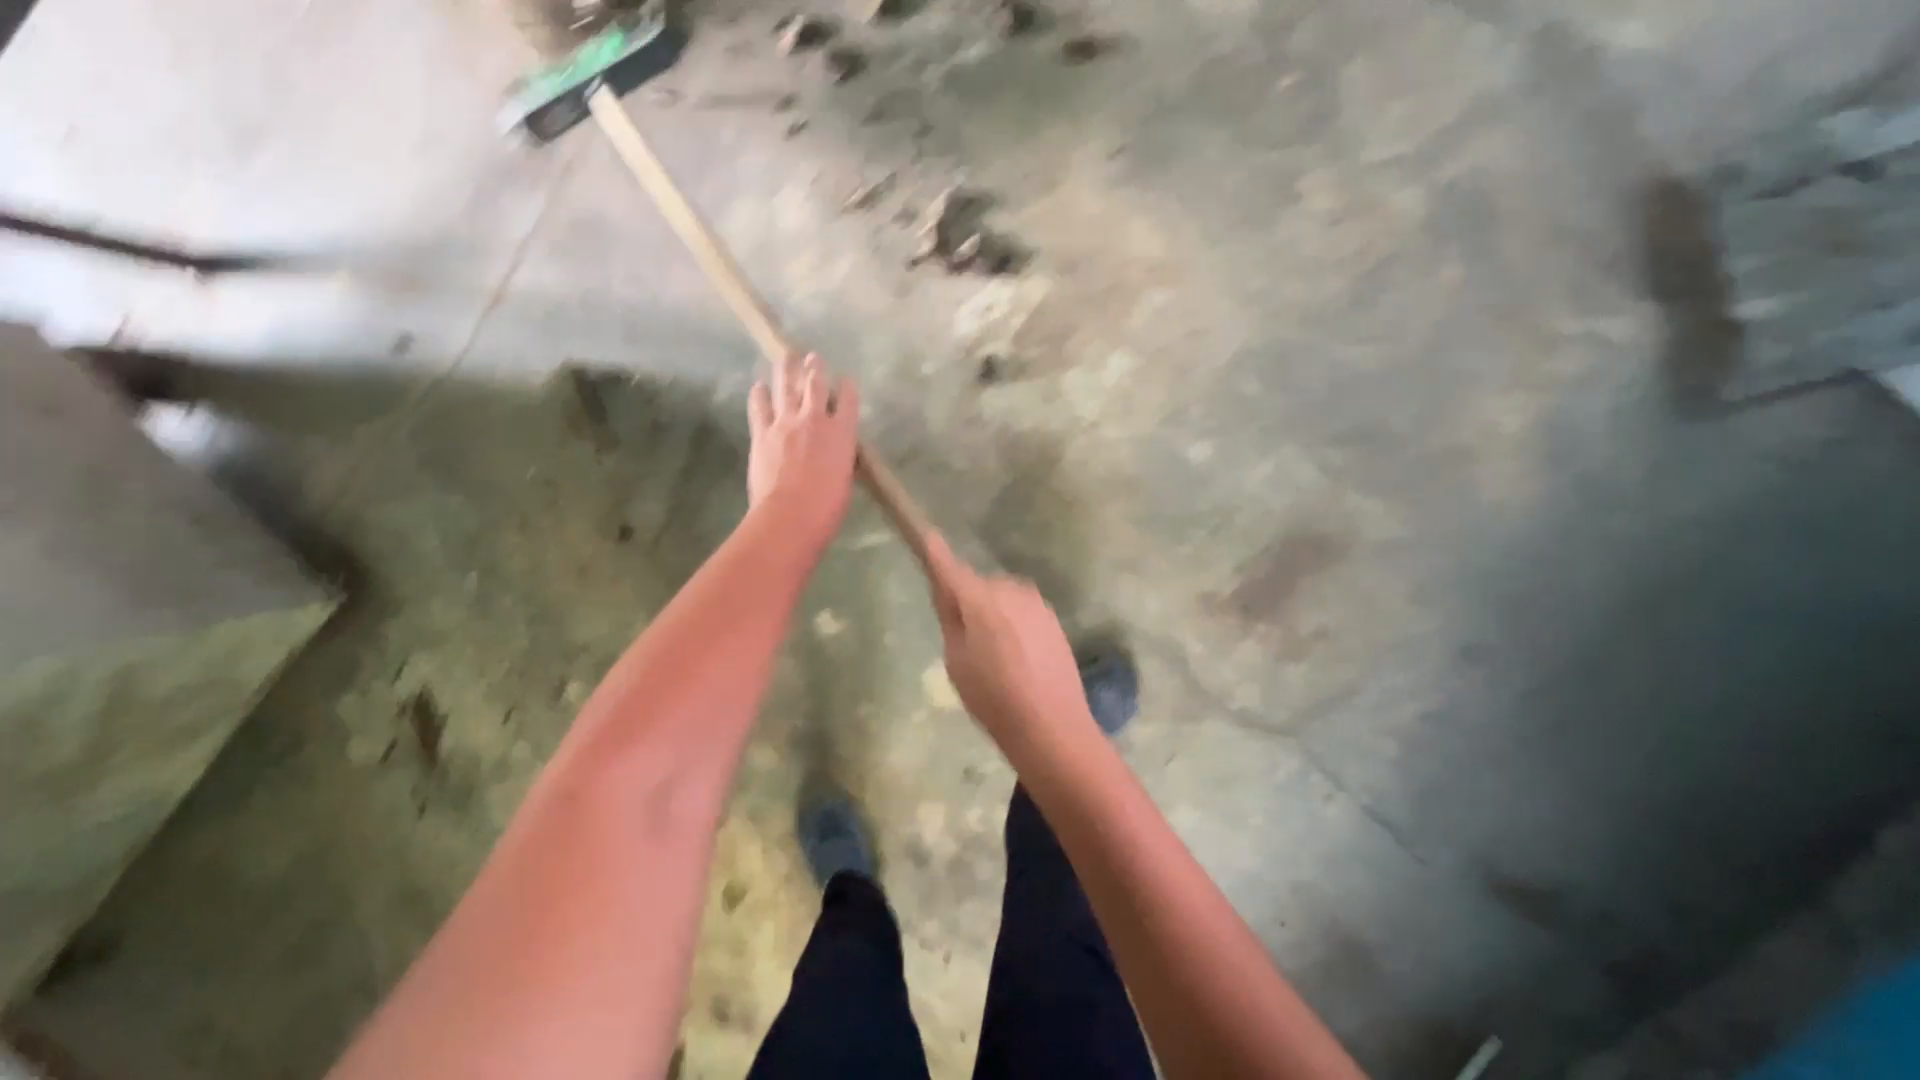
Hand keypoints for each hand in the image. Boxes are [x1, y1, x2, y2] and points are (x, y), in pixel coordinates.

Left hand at [748, 352, 860, 555]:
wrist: (790, 515)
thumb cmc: (827, 506)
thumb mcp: (844, 479)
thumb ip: (840, 459)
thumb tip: (836, 453)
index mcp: (842, 432)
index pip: (848, 400)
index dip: (848, 387)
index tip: (846, 380)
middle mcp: (815, 419)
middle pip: (815, 383)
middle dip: (816, 368)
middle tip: (813, 357)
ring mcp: (785, 422)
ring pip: (786, 387)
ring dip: (787, 370)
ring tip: (787, 355)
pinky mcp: (762, 433)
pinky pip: (760, 407)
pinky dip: (760, 394)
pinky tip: (759, 385)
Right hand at [923, 532, 1097, 748]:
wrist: (1051, 725)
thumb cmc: (992, 698)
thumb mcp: (956, 661)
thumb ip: (951, 618)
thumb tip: (946, 588)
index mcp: (980, 598)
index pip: (947, 566)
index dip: (931, 548)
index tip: (919, 529)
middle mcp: (1010, 589)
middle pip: (977, 585)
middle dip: (968, 601)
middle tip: (963, 643)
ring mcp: (1036, 602)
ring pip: (1001, 598)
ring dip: (993, 614)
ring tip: (994, 659)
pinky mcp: (1052, 618)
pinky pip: (1021, 611)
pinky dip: (1012, 625)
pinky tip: (1017, 660)